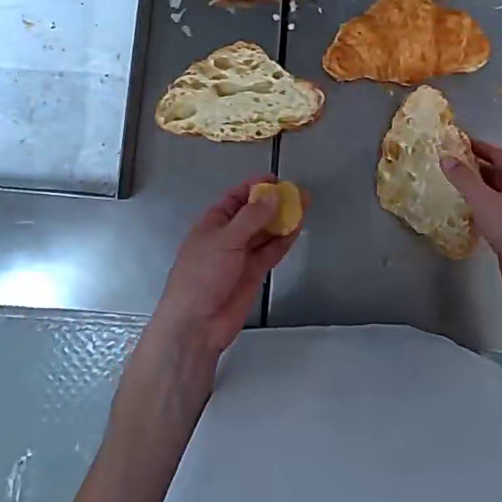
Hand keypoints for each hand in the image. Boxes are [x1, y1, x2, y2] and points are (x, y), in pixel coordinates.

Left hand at [145, 177, 302, 367]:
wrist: (197, 322)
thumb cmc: (201, 275)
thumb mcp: (225, 240)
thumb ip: (251, 218)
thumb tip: (272, 196)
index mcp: (212, 223)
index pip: (235, 198)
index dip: (254, 187)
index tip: (277, 180)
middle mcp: (227, 237)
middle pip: (253, 214)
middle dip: (274, 203)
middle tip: (299, 193)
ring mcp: (240, 256)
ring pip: (265, 233)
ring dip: (283, 220)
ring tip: (304, 206)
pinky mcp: (253, 274)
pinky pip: (270, 252)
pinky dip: (283, 241)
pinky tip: (297, 229)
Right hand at [440, 139, 501, 297]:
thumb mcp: (484, 201)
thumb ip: (464, 179)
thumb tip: (445, 157)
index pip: (499, 156)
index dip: (479, 146)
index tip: (458, 141)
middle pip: (499, 173)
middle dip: (476, 166)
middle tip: (450, 163)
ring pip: (497, 193)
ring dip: (477, 187)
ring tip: (453, 186)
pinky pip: (496, 211)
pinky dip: (480, 206)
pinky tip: (467, 213)